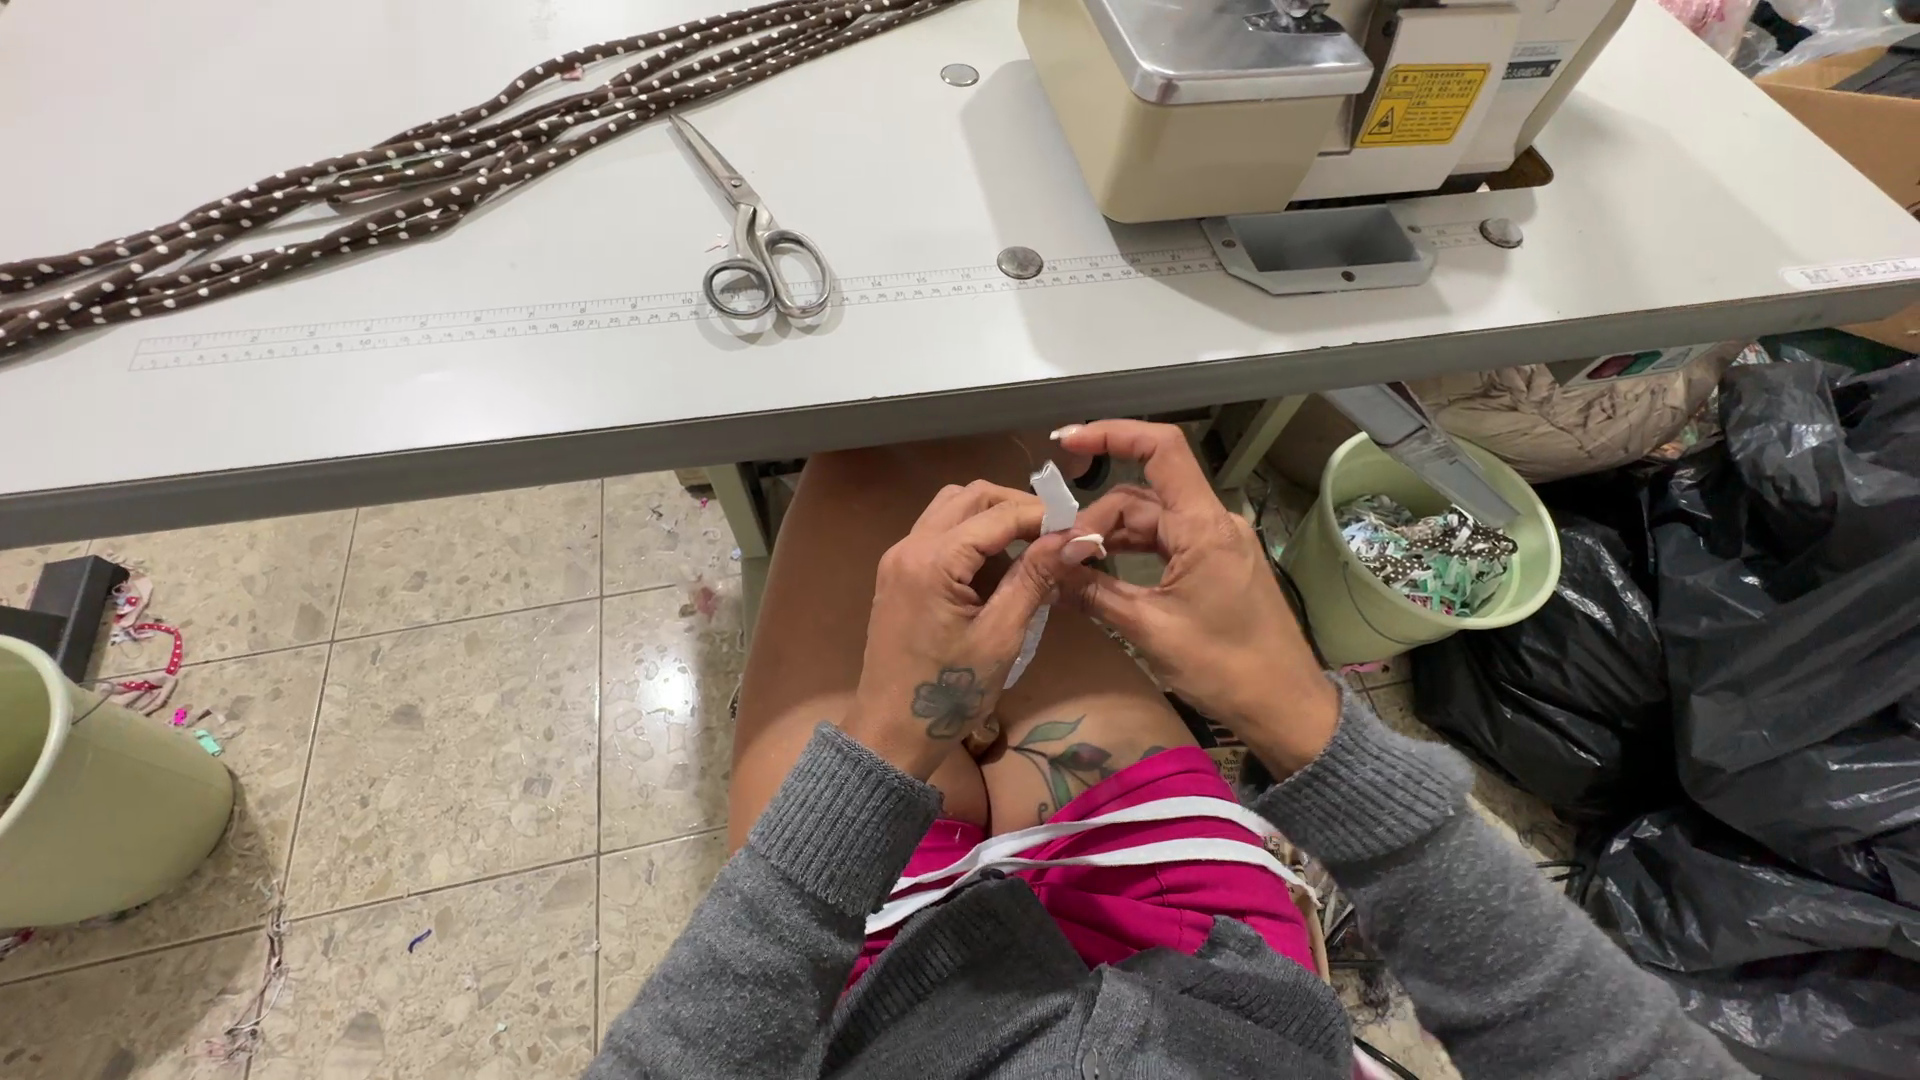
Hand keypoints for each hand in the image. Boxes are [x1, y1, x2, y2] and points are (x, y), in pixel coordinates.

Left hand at [843, 480, 1072, 779]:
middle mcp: (909, 546)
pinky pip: (938, 532)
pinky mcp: (899, 573)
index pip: (998, 514)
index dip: (1045, 516)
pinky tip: (999, 563)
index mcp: (933, 561)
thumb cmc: (950, 692)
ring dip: (992, 516)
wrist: (890, 731)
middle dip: (1017, 506)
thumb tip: (1076, 538)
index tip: (1081, 530)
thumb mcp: (1001, 636)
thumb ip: (1035, 578)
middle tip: (1057, 533)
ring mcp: (899, 557)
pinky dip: (971, 534)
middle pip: (971, 496)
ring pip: (951, 508)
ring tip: (1031, 545)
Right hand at [1048, 421, 1338, 774]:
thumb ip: (1093, 589)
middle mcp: (1212, 523)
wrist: (1283, 706)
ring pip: (1148, 520)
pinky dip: (1128, 552)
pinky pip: (1163, 542)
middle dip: (1094, 518)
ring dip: (1108, 537)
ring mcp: (1215, 542)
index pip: (1162, 451)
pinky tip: (1099, 571)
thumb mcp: (1148, 628)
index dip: (1113, 434)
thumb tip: (1046, 562)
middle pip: (1141, 496)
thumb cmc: (1223, 667)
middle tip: (1058, 554)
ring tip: (1071, 565)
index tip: (1068, 443)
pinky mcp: (1214, 563)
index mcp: (1204, 527)